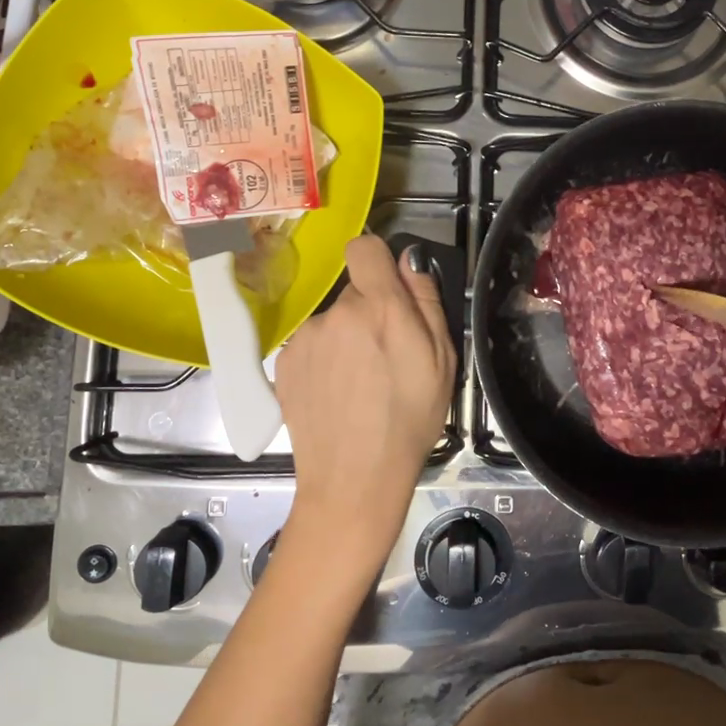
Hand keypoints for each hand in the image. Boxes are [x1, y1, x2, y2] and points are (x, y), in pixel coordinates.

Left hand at [274, 237, 454, 553]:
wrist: (354, 479)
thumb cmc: (410, 420)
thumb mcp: (442, 360)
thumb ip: (426, 301)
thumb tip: (409, 262)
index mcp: (378, 307)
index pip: (364, 246)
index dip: (378, 260)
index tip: (389, 287)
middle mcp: (334, 313)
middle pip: (352, 290)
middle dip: (370, 310)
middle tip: (386, 353)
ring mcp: (304, 338)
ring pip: (332, 320)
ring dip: (346, 337)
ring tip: (361, 382)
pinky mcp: (283, 363)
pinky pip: (311, 344)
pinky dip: (324, 360)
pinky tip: (337, 394)